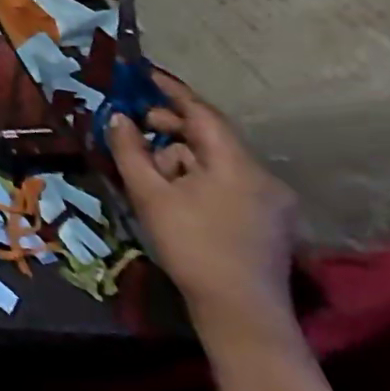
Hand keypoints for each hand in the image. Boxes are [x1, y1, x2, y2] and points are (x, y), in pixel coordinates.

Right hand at [106, 72, 297, 321]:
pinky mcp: (270, 220)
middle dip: (171, 131)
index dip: (171, 90)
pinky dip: (201, 178)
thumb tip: (118, 117)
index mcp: (236, 163)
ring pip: (218, 161)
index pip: (201, 112)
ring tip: (154, 180)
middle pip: (210, 136)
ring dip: (183, 161)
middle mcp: (262, 174)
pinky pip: (229, 181)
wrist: (241, 315)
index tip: (145, 74)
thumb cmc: (191, 247)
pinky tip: (178, 196)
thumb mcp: (150, 195)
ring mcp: (271, 199)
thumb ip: (130, 150)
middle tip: (135, 132)